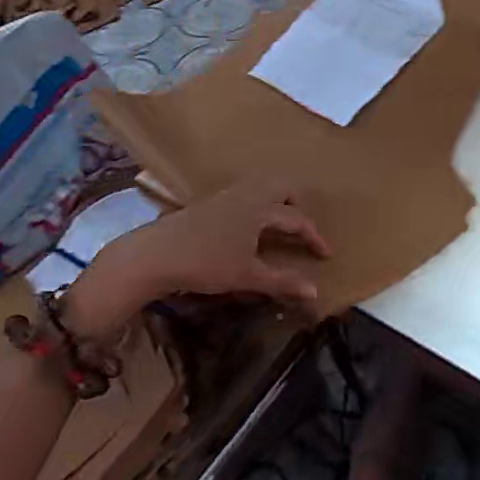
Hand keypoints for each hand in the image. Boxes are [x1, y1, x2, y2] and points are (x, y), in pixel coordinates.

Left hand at [65, 182, 330, 340]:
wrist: (153, 254)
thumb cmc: (205, 263)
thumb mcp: (247, 276)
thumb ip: (282, 282)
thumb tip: (315, 292)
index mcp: (261, 209)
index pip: (297, 219)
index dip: (314, 237)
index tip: (326, 255)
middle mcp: (245, 195)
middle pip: (280, 187)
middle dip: (295, 204)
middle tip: (300, 228)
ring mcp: (223, 196)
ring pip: (258, 189)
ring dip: (273, 203)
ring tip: (275, 226)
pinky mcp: (205, 204)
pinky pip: (241, 195)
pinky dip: (253, 206)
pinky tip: (243, 229)